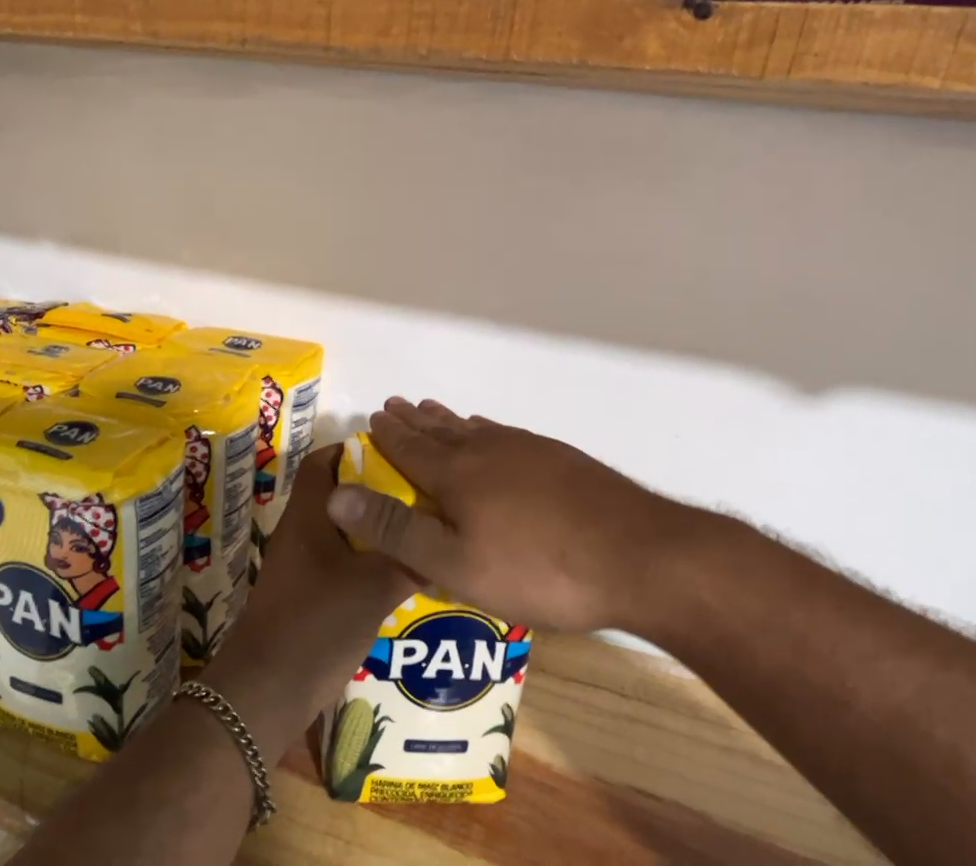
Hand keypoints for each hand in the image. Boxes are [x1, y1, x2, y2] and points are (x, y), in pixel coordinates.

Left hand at [201, 444, 416, 760]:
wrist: (269, 691)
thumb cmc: (317, 623)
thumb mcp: (374, 585)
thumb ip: (409, 556)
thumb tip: (447, 536)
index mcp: (308, 516)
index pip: (325, 461)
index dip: (357, 450)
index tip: (401, 454)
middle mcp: (302, 533)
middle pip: (341, 496)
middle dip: (380, 491)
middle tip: (425, 493)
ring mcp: (304, 567)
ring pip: (346, 533)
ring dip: (380, 530)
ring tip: (426, 530)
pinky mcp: (311, 596)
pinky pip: (345, 564)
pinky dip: (373, 562)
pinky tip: (408, 576)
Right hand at [326, 398, 701, 634]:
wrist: (640, 557)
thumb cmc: (539, 570)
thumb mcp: (456, 564)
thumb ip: (396, 531)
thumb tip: (335, 497)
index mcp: (458, 474)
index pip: (411, 448)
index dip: (389, 436)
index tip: (373, 417)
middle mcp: (490, 451)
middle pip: (443, 431)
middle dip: (416, 421)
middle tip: (397, 405)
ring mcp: (531, 452)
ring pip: (478, 430)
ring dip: (451, 422)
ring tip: (436, 413)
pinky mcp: (564, 462)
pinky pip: (509, 436)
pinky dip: (489, 432)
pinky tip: (496, 438)